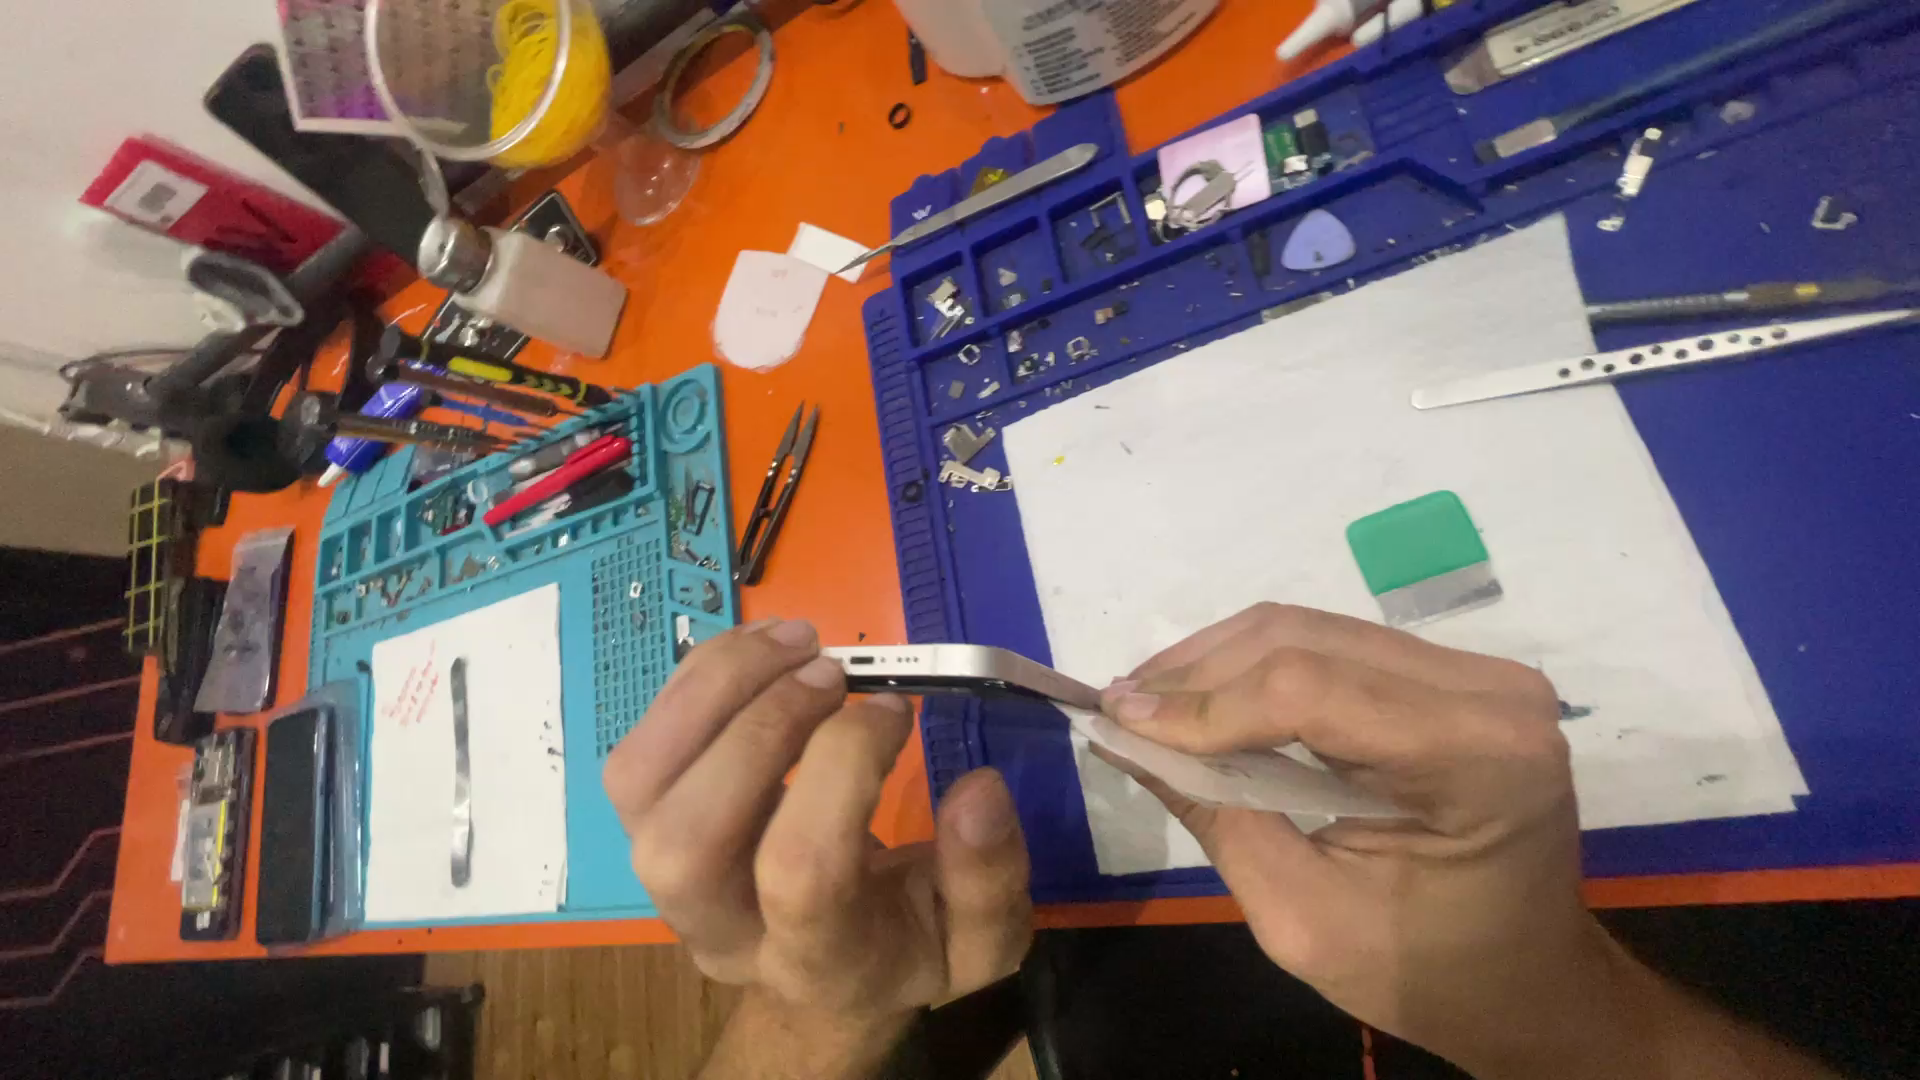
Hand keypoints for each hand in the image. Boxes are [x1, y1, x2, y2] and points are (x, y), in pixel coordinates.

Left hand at [603, 618, 1032, 1021]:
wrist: (833, 973)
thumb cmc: (909, 945)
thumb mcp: (981, 939)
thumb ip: (988, 879)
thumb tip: (981, 790)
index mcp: (816, 960)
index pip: (800, 872)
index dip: (847, 766)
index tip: (898, 706)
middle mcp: (722, 927)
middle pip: (688, 839)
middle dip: (762, 727)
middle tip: (833, 669)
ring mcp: (673, 879)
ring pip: (639, 782)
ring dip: (714, 688)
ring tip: (795, 640)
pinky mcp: (655, 825)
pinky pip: (642, 746)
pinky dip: (698, 678)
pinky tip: (763, 647)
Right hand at [1096, 603, 1608, 1074]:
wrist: (1526, 982)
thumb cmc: (1425, 973)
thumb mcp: (1301, 917)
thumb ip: (1212, 814)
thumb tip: (1118, 735)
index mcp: (1477, 758)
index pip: (1308, 692)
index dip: (1204, 703)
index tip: (1119, 721)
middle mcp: (1484, 689)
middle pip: (1299, 641)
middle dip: (1195, 673)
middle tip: (1118, 706)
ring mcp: (1466, 670)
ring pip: (1300, 628)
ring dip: (1210, 660)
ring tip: (1145, 698)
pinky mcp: (1437, 671)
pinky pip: (1318, 642)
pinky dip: (1244, 664)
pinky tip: (1196, 691)